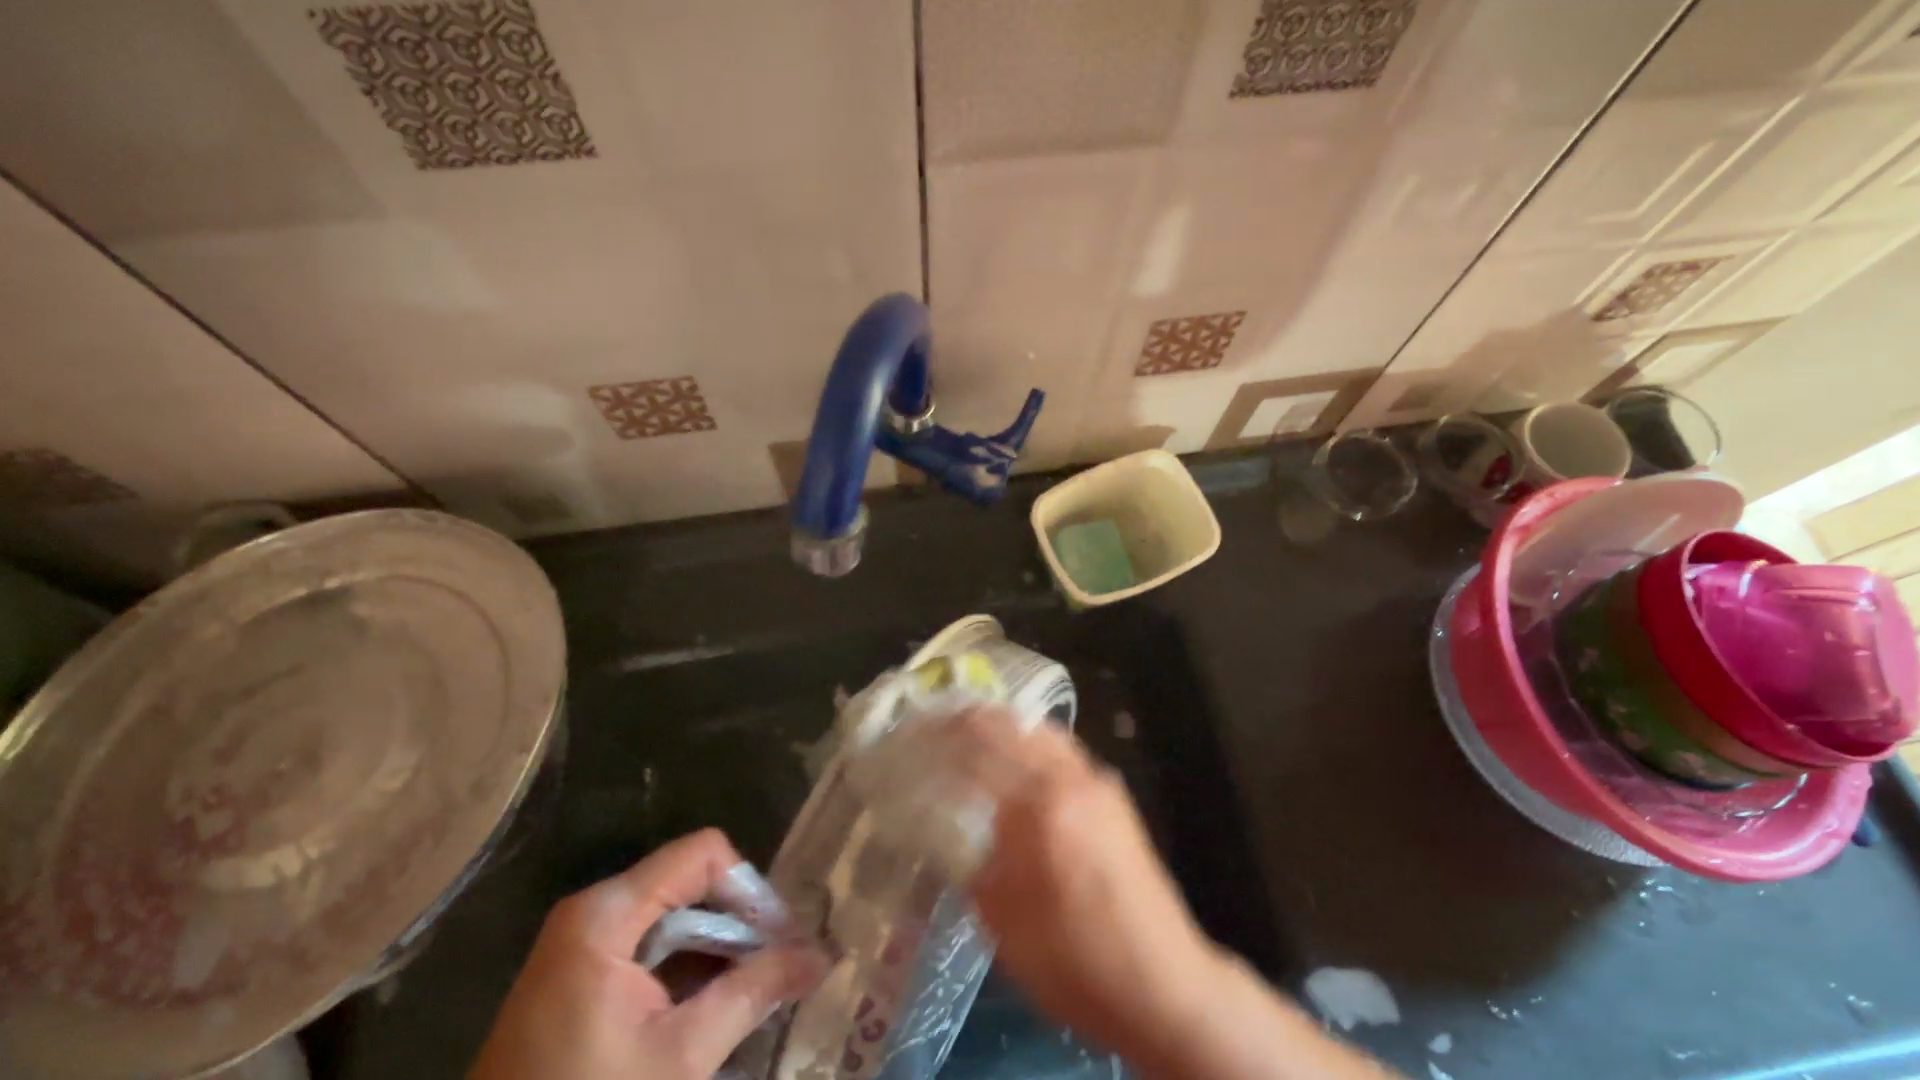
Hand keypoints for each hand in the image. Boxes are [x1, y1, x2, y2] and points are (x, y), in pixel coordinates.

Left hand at [470, 829, 828, 1079]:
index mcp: (608, 913)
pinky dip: (687, 970)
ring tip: (760, 994)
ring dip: (718, 950)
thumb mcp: (681, 1055)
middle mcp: (593, 911)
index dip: (749, 889)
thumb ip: (753, 994)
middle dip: (740, 924)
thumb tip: (822, 955)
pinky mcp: (578, 976)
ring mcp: (581, 943)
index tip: (781, 943)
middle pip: (689, 883)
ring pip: (672, 918)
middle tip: (783, 972)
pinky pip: (648, 948)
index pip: (704, 855)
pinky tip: (716, 1009)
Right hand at [944, 709, 1226, 1065]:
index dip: (934, 738)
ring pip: (1041, 732)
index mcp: (1038, 804)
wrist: (1163, 985)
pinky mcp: (1115, 799)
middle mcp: (1070, 778)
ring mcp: (1099, 784)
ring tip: (965, 742)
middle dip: (964, 722)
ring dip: (1001, 728)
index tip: (904, 740)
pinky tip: (1012, 769)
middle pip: (1010, 725)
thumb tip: (947, 829)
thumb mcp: (1000, 919)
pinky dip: (1029, 747)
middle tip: (930, 733)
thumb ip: (970, 860)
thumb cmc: (1072, 962)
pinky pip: (1062, 752)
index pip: (974, 746)